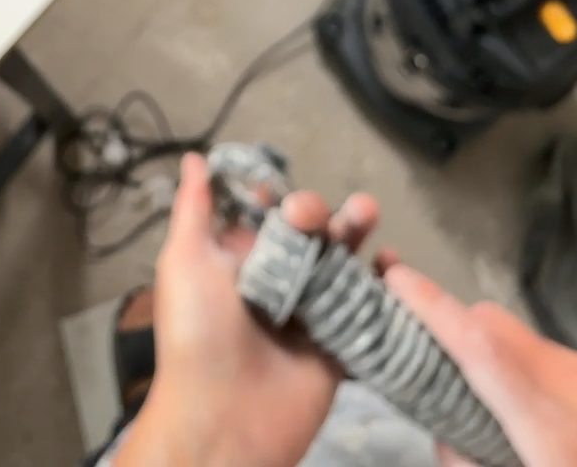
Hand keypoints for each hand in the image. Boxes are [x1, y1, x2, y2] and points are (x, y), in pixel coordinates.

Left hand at [115, 153, 379, 466]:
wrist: (223, 419)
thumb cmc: (197, 333)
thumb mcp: (184, 260)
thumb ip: (194, 207)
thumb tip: (195, 157)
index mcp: (240, 259)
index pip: (266, 214)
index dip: (276, 195)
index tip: (280, 191)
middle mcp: (276, 280)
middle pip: (309, 233)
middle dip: (319, 212)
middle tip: (316, 216)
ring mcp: (309, 312)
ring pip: (340, 263)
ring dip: (355, 234)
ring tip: (368, 211)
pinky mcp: (337, 344)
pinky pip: (365, 311)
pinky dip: (383, 288)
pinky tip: (392, 266)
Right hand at [384, 264, 576, 466]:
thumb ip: (469, 466)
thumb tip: (444, 428)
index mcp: (564, 436)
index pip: (482, 345)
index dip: (431, 305)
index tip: (390, 276)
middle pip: (497, 328)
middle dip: (454, 330)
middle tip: (426, 356)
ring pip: (526, 340)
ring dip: (496, 357)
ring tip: (492, 405)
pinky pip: (559, 358)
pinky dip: (532, 372)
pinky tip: (542, 416)